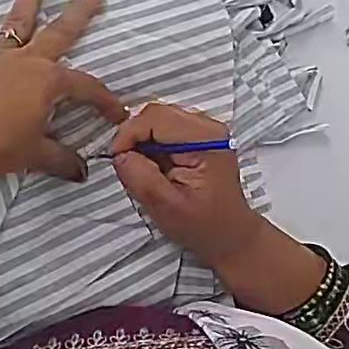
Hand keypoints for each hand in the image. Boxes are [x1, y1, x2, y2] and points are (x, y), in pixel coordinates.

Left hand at [0, 0, 125, 181]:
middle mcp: (26, 62)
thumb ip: (60, 160)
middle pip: (60, 33)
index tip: (118, 115)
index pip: (86, 88)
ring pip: (18, 21)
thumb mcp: (34, 155)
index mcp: (48, 83)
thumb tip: (82, 172)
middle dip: (81, 11)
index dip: (105, 101)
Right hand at [109, 104, 262, 263]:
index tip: (116, 158)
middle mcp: (208, 127)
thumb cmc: (204, 226)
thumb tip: (120, 154)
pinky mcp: (199, 138)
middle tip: (126, 164)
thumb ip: (140, 176)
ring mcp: (205, 130)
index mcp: (205, 140)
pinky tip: (155, 166)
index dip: (128, 134)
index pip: (155, 118)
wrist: (231, 235)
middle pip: (156, 113)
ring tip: (142, 168)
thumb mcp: (165, 206)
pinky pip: (165, 129)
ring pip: (158, 119)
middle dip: (134, 136)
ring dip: (142, 140)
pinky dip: (152, 144)